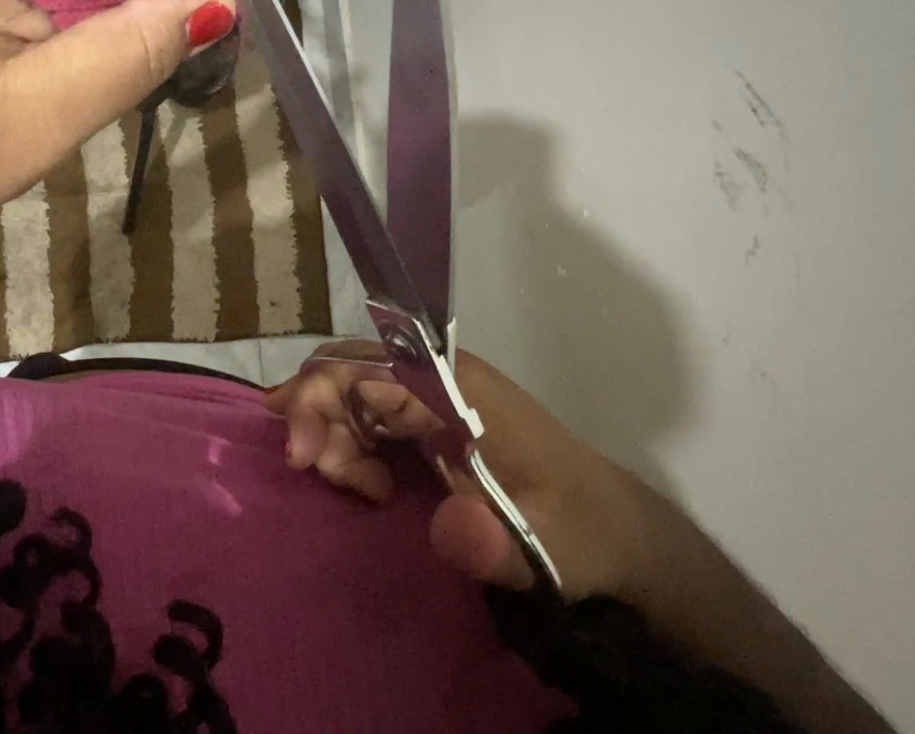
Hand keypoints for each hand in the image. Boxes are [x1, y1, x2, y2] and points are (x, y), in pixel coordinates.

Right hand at [266, 340, 654, 600]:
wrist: (611, 528)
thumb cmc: (577, 531)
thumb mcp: (542, 547)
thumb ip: (493, 543)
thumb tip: (444, 530)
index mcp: (458, 387)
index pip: (364, 367)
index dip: (318, 400)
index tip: (304, 459)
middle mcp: (437, 376)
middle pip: (346, 369)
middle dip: (313, 414)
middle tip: (311, 471)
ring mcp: (431, 393)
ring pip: (348, 389)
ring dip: (330, 433)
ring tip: (357, 488)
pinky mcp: (428, 415)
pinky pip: (365, 411)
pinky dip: (346, 440)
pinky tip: (365, 481)